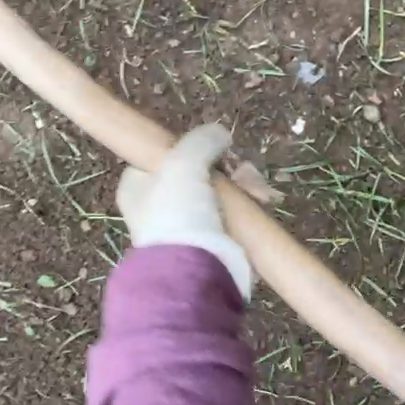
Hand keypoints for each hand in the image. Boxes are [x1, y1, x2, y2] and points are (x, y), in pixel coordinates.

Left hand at [116, 124, 253, 300]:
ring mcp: (191, 221)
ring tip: (257, 190)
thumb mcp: (182, 165)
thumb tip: (219, 132)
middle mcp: (162, 204)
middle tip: (242, 170)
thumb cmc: (179, 215)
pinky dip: (250, 201)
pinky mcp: (217, 236)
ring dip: (244, 182)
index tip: (212, 146)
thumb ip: (200, 141)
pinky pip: (235, 208)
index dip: (189, 147)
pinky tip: (264, 199)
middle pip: (199, 169)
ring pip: (222, 187)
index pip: (163, 155)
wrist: (197, 271)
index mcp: (140, 186)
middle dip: (227, 166)